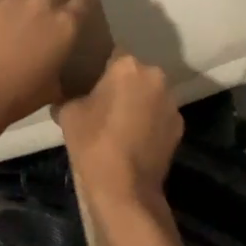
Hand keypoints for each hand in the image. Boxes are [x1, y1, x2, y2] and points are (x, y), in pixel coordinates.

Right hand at [55, 54, 181, 200]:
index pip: (111, 54)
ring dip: (138, 102)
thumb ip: (70, 95)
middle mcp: (155, 76)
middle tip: (103, 104)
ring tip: (120, 124)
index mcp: (127, 65)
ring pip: (149, 93)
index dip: (99, 69)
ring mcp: (171, 101)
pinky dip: (150, 122)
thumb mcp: (68, 113)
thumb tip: (67, 95)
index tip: (88, 83)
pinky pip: (160, 115)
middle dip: (121, 85)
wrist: (125, 190)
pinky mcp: (179, 125)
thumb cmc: (94, 143)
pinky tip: (135, 140)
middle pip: (134, 73)